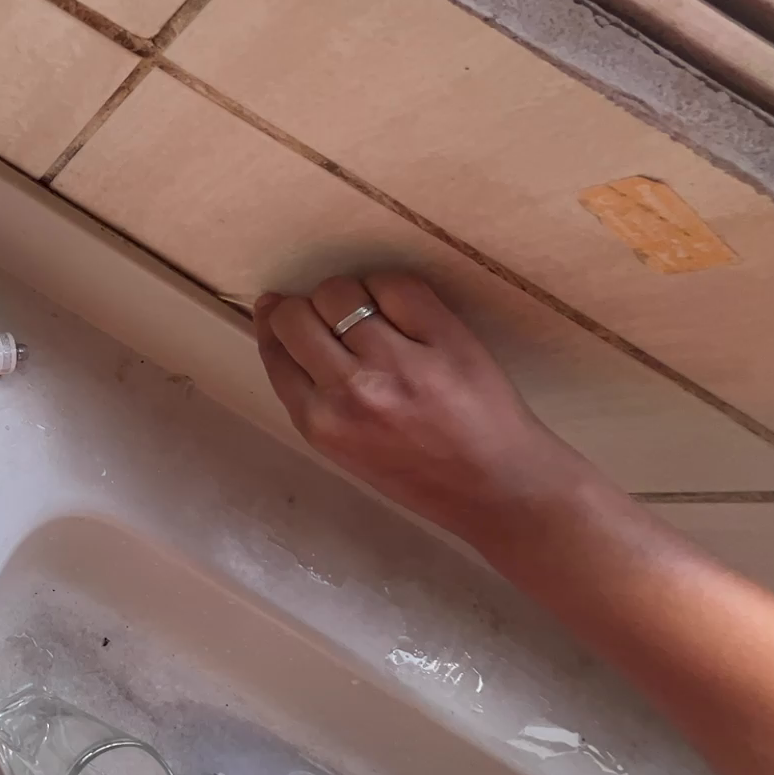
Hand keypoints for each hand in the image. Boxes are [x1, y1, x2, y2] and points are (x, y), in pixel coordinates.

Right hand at [253, 272, 603, 545]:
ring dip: (344, 294)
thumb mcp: (337, 445)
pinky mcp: (446, 340)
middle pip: (295, 316)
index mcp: (317, 421)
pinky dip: (385, 286)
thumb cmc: (413, 472)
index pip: (274, 349)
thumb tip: (278, 324)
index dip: (273, 321)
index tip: (278, 309)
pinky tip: (394, 303)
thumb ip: (305, 393)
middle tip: (326, 317)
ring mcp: (398, 363)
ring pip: (339, 293)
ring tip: (364, 311)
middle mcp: (349, 390)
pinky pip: (395, 286)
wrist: (499, 488)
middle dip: (302, 307)